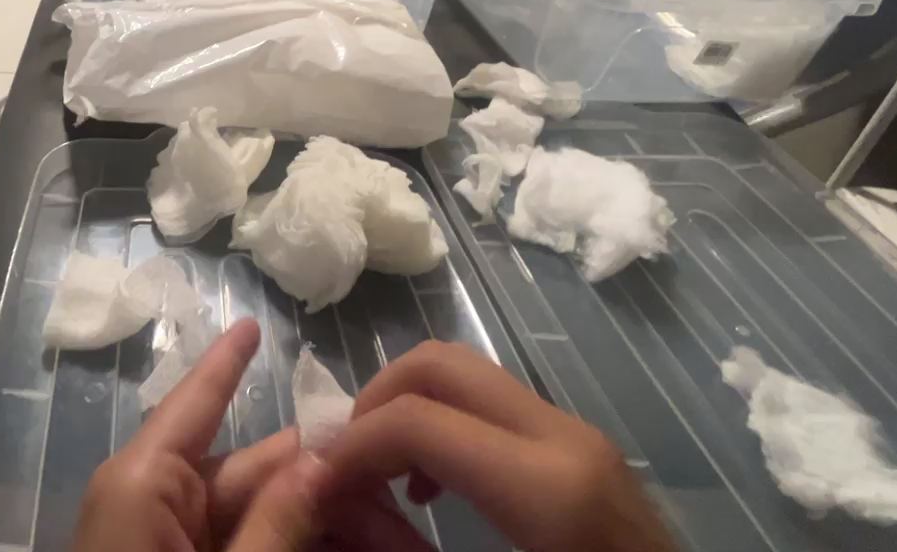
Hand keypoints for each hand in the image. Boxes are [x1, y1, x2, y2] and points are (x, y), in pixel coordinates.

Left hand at [72, 319, 429, 551]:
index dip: (228, 361)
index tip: (253, 324)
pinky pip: (253, 551)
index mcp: (147, 480)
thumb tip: (322, 456)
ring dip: (331, 531)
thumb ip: (277, 522)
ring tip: (401, 547)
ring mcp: (173, 542)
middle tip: (409, 522)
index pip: (196, 399)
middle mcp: (159, 499)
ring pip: (267, 519)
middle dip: (334, 490)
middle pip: (258, 473)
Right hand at [319, 341, 677, 551]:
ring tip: (380, 469)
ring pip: (463, 372)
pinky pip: (490, 402)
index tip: (317, 482)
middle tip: (345, 458)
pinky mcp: (579, 446)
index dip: (351, 445)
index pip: (418, 420)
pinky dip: (441, 419)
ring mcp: (575, 434)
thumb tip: (337, 504)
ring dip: (405, 405)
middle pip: (438, 364)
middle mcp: (561, 437)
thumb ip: (405, 548)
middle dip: (374, 400)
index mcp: (546, 489)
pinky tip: (431, 483)